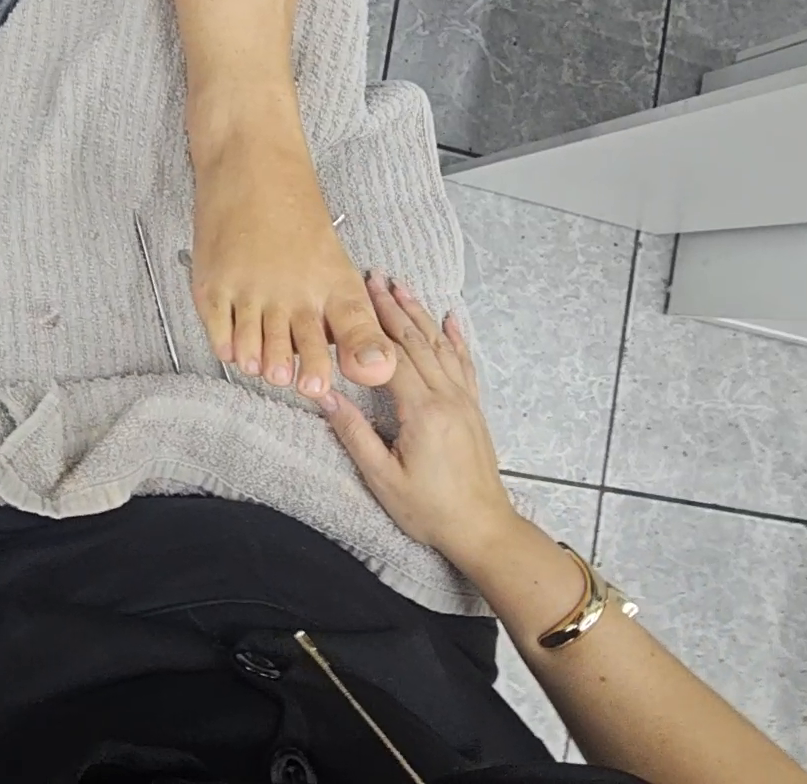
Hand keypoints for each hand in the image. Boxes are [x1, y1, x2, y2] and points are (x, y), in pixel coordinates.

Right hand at [318, 272, 519, 562]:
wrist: (483, 530)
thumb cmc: (429, 510)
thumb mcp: (382, 477)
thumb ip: (353, 433)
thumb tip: (323, 396)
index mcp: (423, 412)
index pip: (392, 356)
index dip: (373, 323)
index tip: (357, 293)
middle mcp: (447, 398)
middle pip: (417, 341)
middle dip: (394, 307)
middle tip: (375, 277)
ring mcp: (464, 401)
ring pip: (440, 346)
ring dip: (421, 313)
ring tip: (403, 286)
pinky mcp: (472, 408)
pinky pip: (464, 364)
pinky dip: (456, 338)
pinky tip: (451, 318)